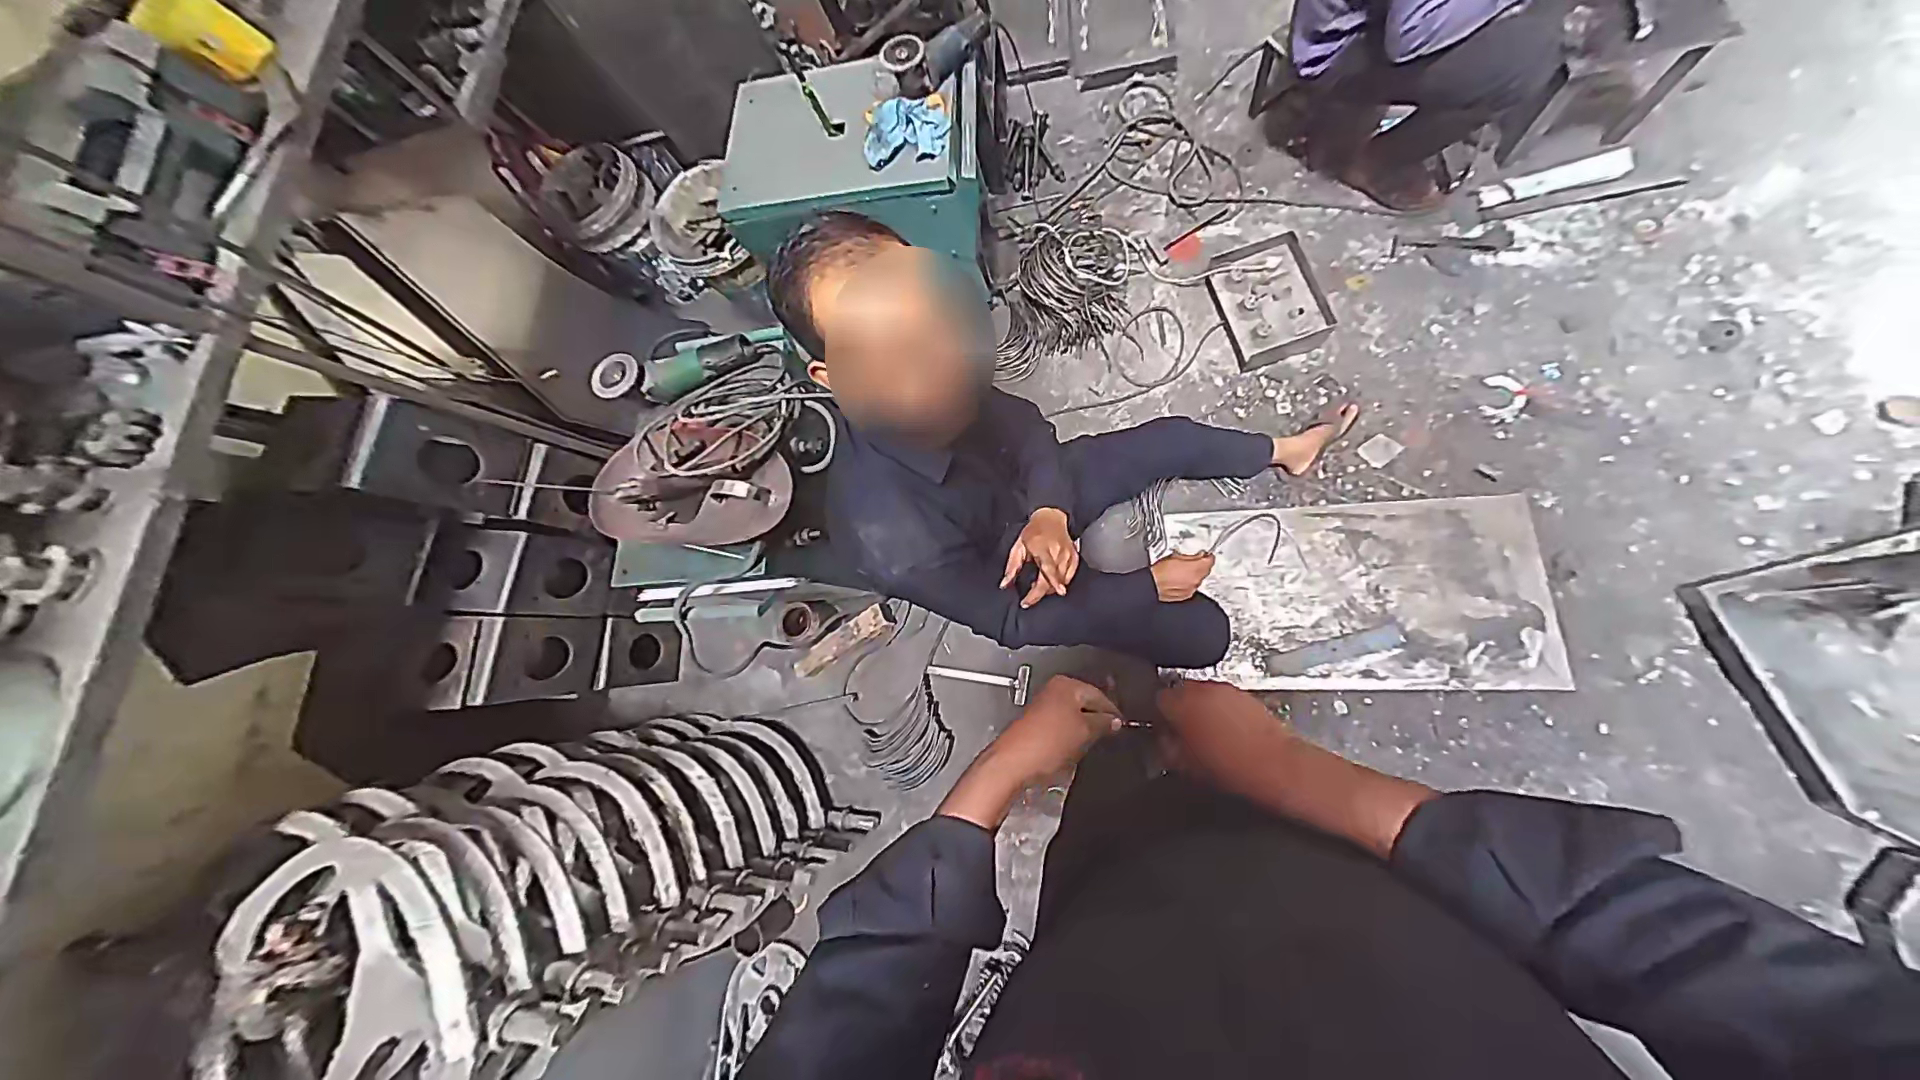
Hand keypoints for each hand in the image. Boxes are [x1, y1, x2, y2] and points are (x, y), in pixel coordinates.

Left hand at [992, 675, 1123, 783]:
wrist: (1014, 762)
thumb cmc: (1047, 743)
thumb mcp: (1085, 732)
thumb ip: (1103, 723)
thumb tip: (1114, 721)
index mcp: (1066, 685)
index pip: (1099, 695)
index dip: (1112, 713)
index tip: (1121, 726)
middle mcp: (1053, 691)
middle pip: (1085, 704)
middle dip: (1097, 721)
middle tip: (1108, 737)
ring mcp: (1043, 706)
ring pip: (1073, 716)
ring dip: (1083, 730)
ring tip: (1087, 745)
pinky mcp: (1037, 723)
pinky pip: (1061, 726)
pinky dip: (1069, 736)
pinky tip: (1071, 748)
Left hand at [1001, 508, 1078, 608]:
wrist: (1051, 518)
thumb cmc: (1032, 532)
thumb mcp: (1018, 547)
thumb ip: (1012, 567)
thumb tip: (1004, 584)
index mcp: (1042, 548)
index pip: (1047, 570)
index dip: (1042, 587)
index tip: (1033, 599)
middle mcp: (1058, 552)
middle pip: (1053, 580)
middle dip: (1040, 593)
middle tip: (1028, 599)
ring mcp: (1068, 555)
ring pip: (1061, 581)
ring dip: (1048, 588)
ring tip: (1037, 584)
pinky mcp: (1075, 558)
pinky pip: (1068, 578)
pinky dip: (1059, 583)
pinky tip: (1050, 580)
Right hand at [1150, 552, 1214, 601]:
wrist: (1152, 584)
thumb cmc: (1160, 571)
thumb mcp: (1175, 556)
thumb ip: (1191, 556)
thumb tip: (1197, 556)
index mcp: (1196, 568)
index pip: (1210, 560)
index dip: (1208, 556)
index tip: (1205, 554)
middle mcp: (1197, 580)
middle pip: (1206, 570)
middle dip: (1201, 565)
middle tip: (1194, 560)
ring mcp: (1192, 588)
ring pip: (1199, 579)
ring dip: (1195, 574)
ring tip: (1183, 570)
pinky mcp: (1186, 595)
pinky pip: (1192, 586)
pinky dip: (1189, 582)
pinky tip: (1180, 578)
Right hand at [1155, 679, 1434, 857]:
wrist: (1281, 771)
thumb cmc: (1234, 771)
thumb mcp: (1187, 765)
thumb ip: (1166, 747)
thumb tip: (1161, 740)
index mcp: (1182, 703)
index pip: (1155, 698)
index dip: (1156, 716)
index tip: (1160, 732)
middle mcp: (1202, 689)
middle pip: (1177, 691)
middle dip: (1177, 710)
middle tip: (1180, 735)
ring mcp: (1226, 690)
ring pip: (1199, 693)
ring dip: (1198, 709)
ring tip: (1204, 737)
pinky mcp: (1245, 696)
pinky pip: (1220, 698)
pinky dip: (1217, 710)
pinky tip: (1224, 734)